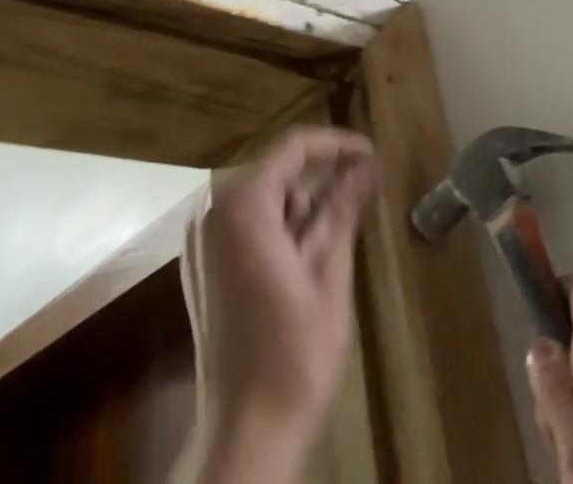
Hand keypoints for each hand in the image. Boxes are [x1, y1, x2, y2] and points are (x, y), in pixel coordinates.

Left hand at [187, 127, 376, 477]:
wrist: (246, 427)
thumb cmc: (295, 353)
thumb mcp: (330, 275)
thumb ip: (342, 210)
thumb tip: (365, 166)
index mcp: (241, 208)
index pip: (292, 148)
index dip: (336, 145)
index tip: (373, 155)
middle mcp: (210, 214)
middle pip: (274, 173)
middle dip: (319, 183)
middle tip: (362, 206)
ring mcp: (199, 242)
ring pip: (260, 200)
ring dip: (300, 210)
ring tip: (333, 249)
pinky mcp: (200, 267)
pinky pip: (243, 226)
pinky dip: (277, 229)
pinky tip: (304, 264)